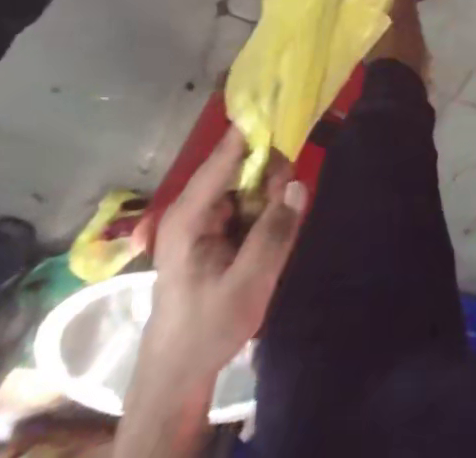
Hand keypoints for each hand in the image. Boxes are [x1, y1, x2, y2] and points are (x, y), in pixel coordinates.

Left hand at [138, 128, 306, 389]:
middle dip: (268, 173)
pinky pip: (243, 206)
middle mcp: (192, 207)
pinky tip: (274, 229)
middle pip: (237, 169)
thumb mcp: (248, 286)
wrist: (177, 371)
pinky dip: (262, 211)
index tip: (280, 104)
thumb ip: (273, 235)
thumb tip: (298, 184)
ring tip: (285, 217)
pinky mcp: (211, 232)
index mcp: (189, 214)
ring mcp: (201, 219)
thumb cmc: (206, 328)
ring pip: (244, 187)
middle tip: (292, 193)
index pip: (223, 158)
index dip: (251, 132)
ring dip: (268, 195)